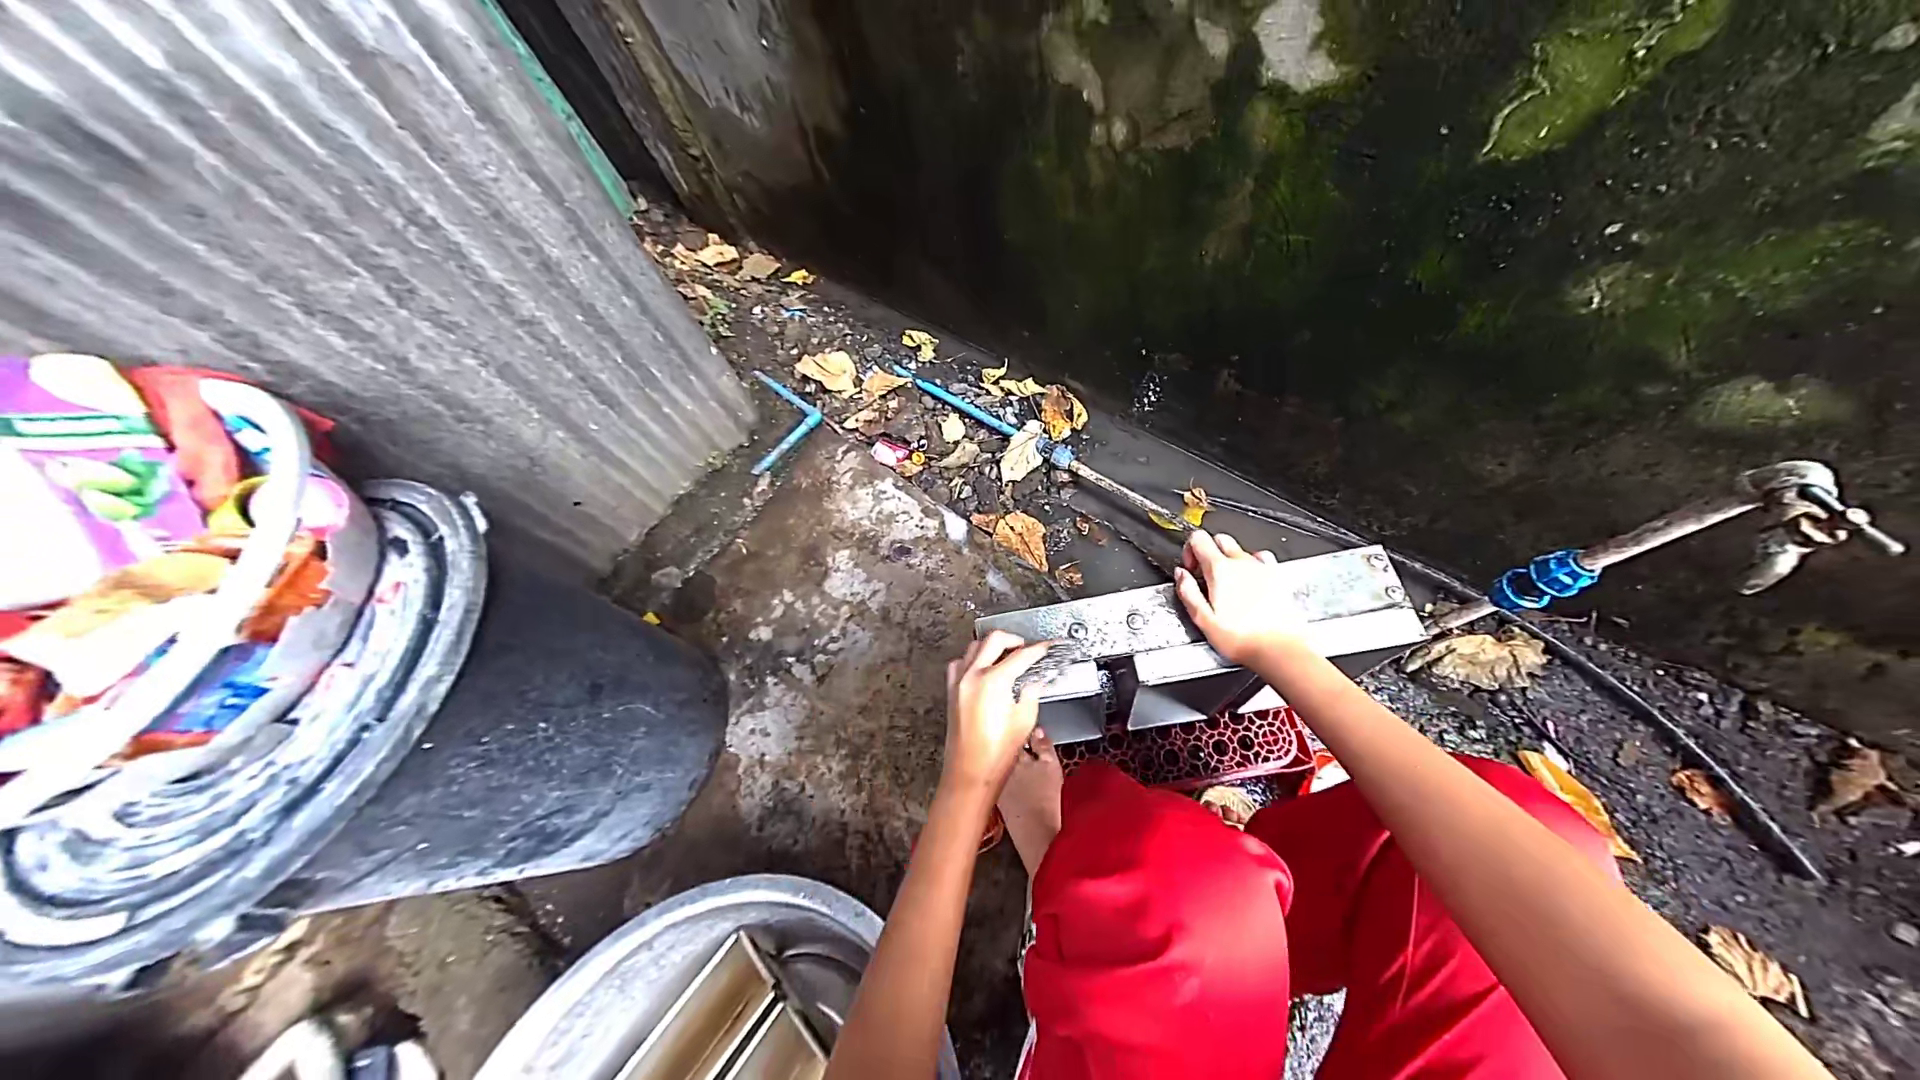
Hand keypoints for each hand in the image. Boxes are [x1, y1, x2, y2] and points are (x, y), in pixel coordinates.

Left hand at [943, 631, 1051, 792]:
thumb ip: (1031, 693)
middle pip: (995, 639)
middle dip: (1014, 639)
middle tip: (1028, 648)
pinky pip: (960, 663)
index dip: (1039, 649)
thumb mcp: (1025, 720)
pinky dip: (972, 659)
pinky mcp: (952, 691)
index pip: (1022, 655)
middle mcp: (973, 675)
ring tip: (1007, 655)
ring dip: (992, 646)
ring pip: (975, 646)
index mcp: (994, 680)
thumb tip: (1035, 682)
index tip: (1047, 647)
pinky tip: (983, 668)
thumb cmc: (995, 754)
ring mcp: (959, 682)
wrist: (970, 774)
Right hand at [1173, 530, 1306, 665]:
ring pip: (1240, 549)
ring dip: (1230, 559)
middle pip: (1220, 538)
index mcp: (1220, 570)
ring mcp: (1263, 568)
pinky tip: (1250, 582)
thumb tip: (1181, 575)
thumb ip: (1188, 592)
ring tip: (1227, 584)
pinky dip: (1252, 564)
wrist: (1281, 649)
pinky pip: (1262, 559)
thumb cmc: (1243, 638)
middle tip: (1205, 575)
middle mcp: (1242, 563)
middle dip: (1208, 551)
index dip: (1189, 550)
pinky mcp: (1278, 577)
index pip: (1199, 539)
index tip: (1191, 569)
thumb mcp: (1203, 619)